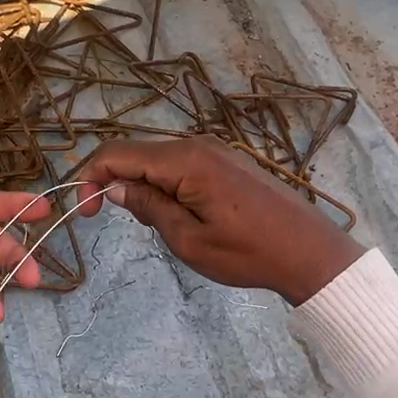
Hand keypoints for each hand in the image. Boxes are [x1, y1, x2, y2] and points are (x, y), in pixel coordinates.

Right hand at [75, 137, 364, 304]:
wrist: (310, 252)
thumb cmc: (248, 253)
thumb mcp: (187, 240)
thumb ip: (148, 206)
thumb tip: (115, 187)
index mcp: (184, 161)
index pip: (116, 154)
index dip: (91, 178)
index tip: (87, 212)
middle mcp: (196, 145)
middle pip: (135, 154)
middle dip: (115, 183)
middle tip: (121, 221)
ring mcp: (213, 151)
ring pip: (156, 161)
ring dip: (141, 187)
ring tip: (158, 225)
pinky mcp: (225, 161)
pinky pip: (179, 166)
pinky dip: (164, 186)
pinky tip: (178, 215)